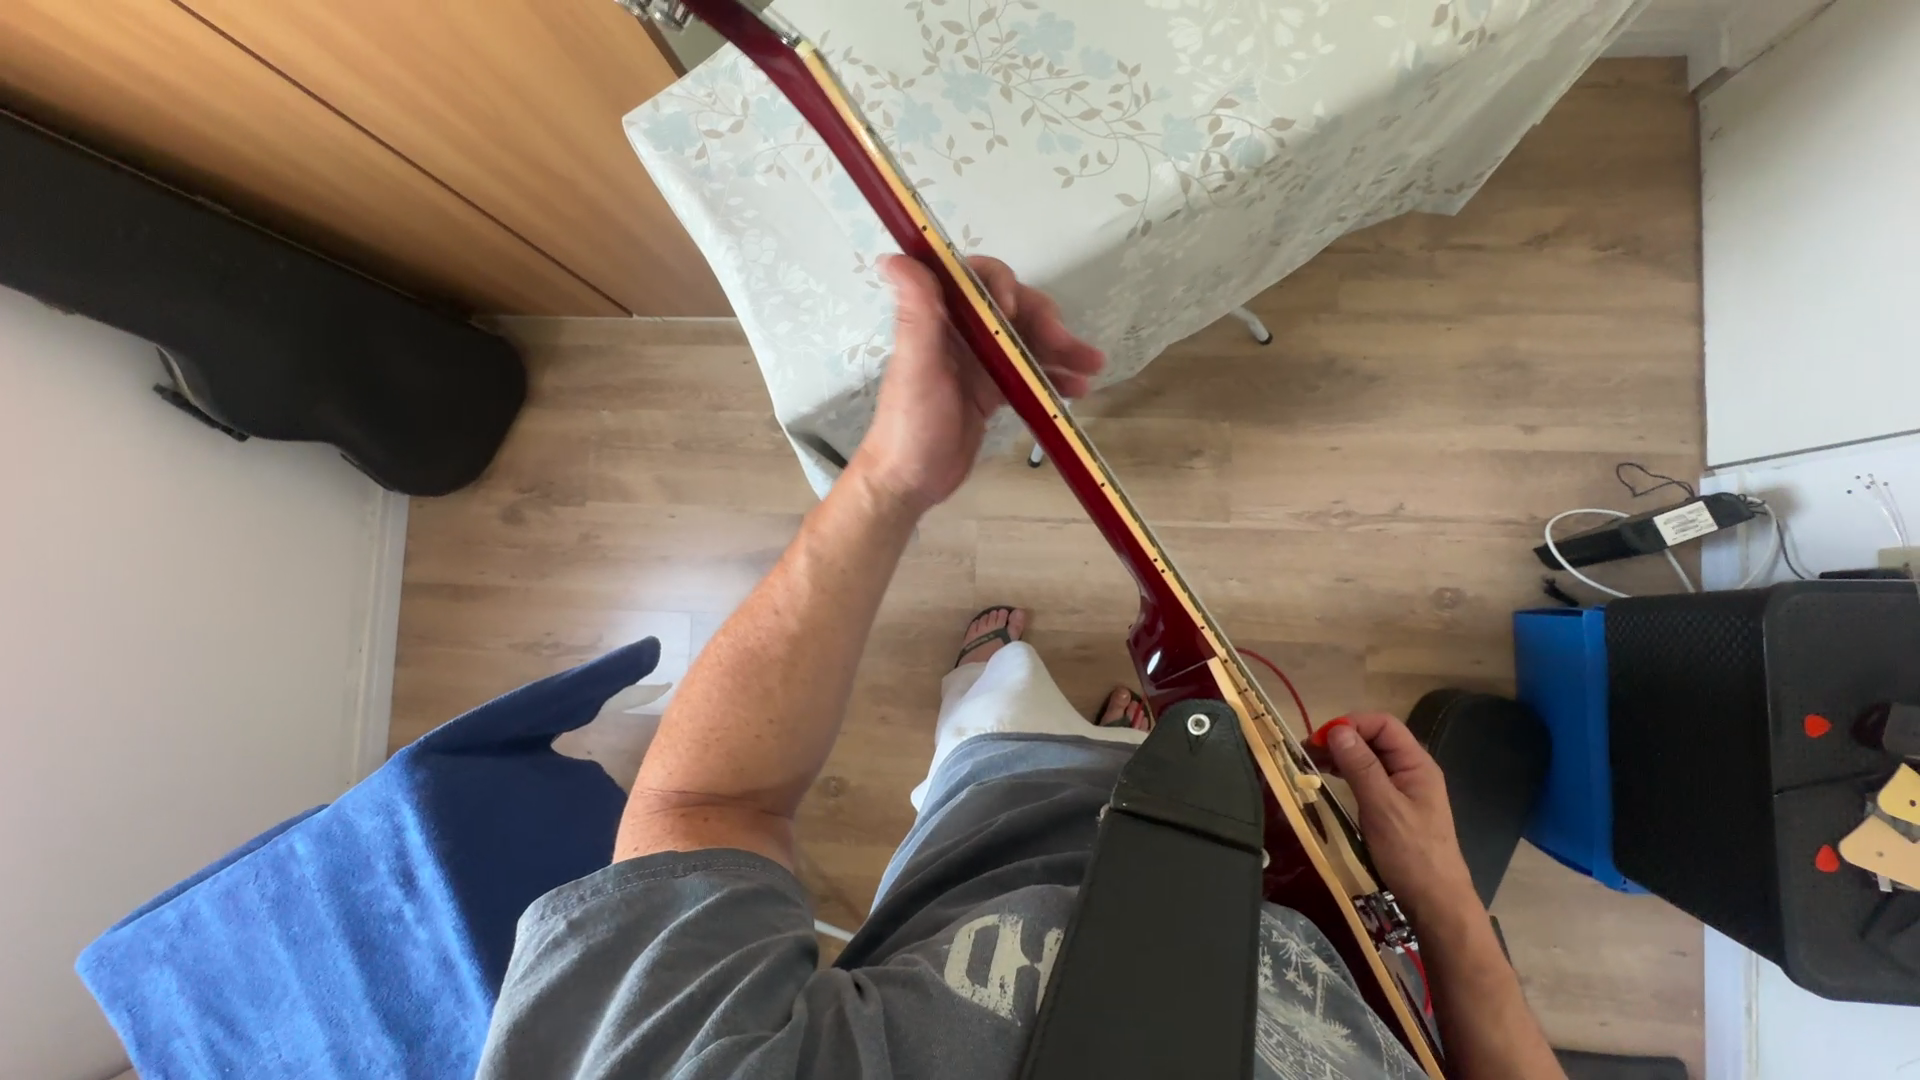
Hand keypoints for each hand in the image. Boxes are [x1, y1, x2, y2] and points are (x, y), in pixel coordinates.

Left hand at [849, 254, 1104, 511]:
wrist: (910, 483)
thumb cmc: (909, 427)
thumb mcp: (916, 368)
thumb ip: (917, 314)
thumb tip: (897, 256)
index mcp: (937, 321)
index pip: (974, 279)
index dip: (1002, 284)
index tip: (1015, 311)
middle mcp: (959, 334)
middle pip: (1011, 308)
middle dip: (1044, 321)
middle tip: (1069, 347)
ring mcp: (977, 363)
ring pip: (1025, 339)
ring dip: (1060, 347)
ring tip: (1093, 366)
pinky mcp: (991, 391)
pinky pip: (1028, 372)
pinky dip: (1054, 376)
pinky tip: (1078, 388)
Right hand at [1318, 713, 1479, 924]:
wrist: (1435, 902)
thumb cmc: (1411, 854)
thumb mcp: (1382, 808)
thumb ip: (1361, 767)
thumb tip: (1336, 731)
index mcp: (1417, 765)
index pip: (1383, 725)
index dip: (1350, 724)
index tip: (1320, 740)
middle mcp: (1411, 771)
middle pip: (1374, 738)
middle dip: (1341, 738)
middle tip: (1308, 752)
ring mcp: (1403, 789)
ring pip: (1368, 757)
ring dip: (1340, 755)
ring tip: (1312, 764)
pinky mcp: (1393, 805)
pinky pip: (1366, 777)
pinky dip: (1345, 772)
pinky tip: (1329, 779)